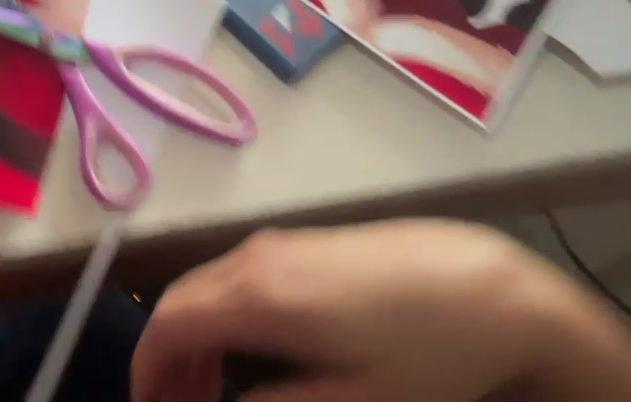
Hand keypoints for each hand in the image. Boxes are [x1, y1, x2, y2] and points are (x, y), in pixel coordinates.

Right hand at [131, 221, 630, 401]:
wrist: (483, 286)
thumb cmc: (421, 355)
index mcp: (257, 297)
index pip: (170, 322)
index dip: (148, 367)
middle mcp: (251, 259)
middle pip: (180, 299)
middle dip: (166, 356)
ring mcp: (273, 245)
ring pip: (205, 287)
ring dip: (193, 336)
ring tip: (208, 390)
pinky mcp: (295, 244)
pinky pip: (233, 278)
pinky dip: (219, 316)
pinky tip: (245, 352)